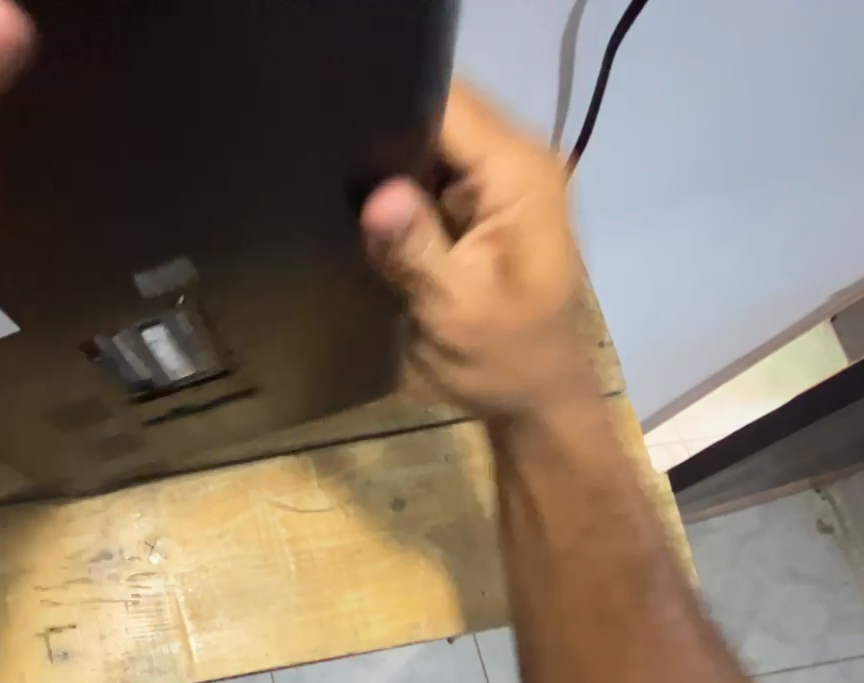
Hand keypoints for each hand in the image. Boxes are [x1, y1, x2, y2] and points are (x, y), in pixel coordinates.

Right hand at [361, 82, 597, 424]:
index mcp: (518, 176)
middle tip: (331, 181)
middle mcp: (511, 165)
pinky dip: (394, 198)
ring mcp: (493, 187)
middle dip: (382, 143)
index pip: (451, 105)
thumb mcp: (456, 312)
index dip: (393, 112)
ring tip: (340, 200)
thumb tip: (376, 198)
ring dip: (383, 172)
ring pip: (425, 148)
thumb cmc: (504, 360)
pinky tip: (364, 221)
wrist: (532, 397)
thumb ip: (417, 252)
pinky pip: (425, 182)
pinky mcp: (474, 212)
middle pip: (436, 118)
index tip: (341, 142)